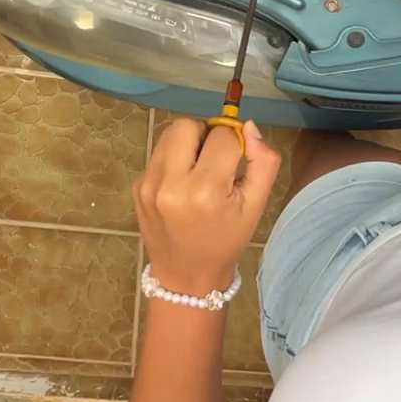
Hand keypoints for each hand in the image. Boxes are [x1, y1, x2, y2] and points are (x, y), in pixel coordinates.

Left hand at [134, 119, 281, 297]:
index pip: (223, 135)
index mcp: (206, 191)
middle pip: (188, 125)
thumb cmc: (227, 240)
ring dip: (189, 143)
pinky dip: (174, 159)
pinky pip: (159, 153)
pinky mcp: (137, 186)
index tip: (238, 162)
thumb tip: (248, 127)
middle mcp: (171, 183)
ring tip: (199, 170)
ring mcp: (148, 185)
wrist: (186, 276)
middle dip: (206, 135)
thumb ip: (263, 162)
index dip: (236, 143)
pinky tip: (182, 184)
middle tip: (216, 160)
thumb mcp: (255, 205)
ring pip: (170, 134)